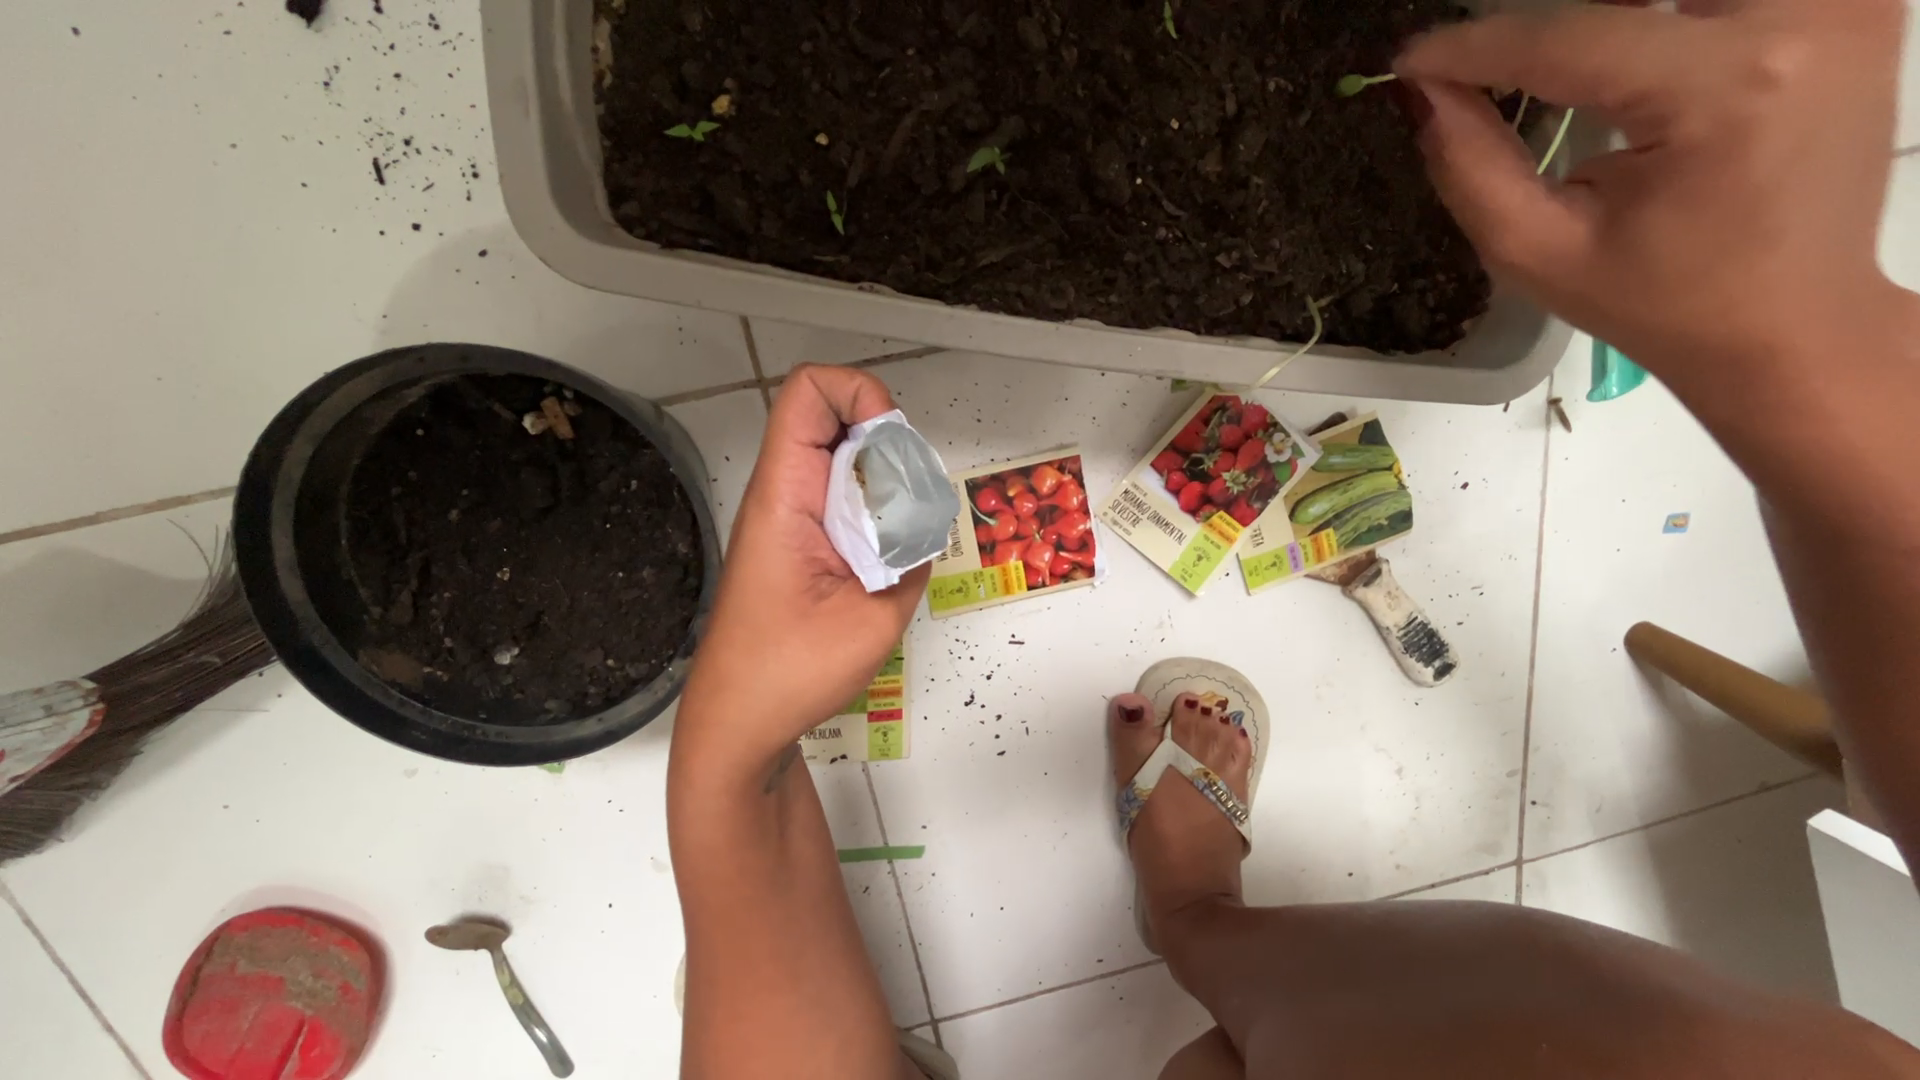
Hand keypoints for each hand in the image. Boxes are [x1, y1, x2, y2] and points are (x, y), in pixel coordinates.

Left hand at [675, 365, 927, 768]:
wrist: (737, 724)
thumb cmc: (791, 674)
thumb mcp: (875, 616)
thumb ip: (911, 555)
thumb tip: (923, 521)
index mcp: (786, 495)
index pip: (811, 391)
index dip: (861, 393)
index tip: (898, 448)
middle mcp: (782, 493)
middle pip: (834, 418)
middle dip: (887, 446)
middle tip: (909, 507)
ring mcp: (788, 518)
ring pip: (842, 461)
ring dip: (884, 485)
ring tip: (899, 542)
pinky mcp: (797, 544)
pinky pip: (840, 500)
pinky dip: (873, 514)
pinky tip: (884, 563)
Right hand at [1395, 0, 1908, 396]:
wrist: (1787, 318)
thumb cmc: (1654, 299)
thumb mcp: (1536, 249)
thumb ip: (1471, 165)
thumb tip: (1423, 92)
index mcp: (1725, 88)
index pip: (1569, 39)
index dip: (1475, 46)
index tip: (1408, 60)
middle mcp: (1808, 12)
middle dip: (1546, 3)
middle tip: (1482, 49)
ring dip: (1606, 6)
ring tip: (1541, 48)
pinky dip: (1661, 8)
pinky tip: (1619, 36)